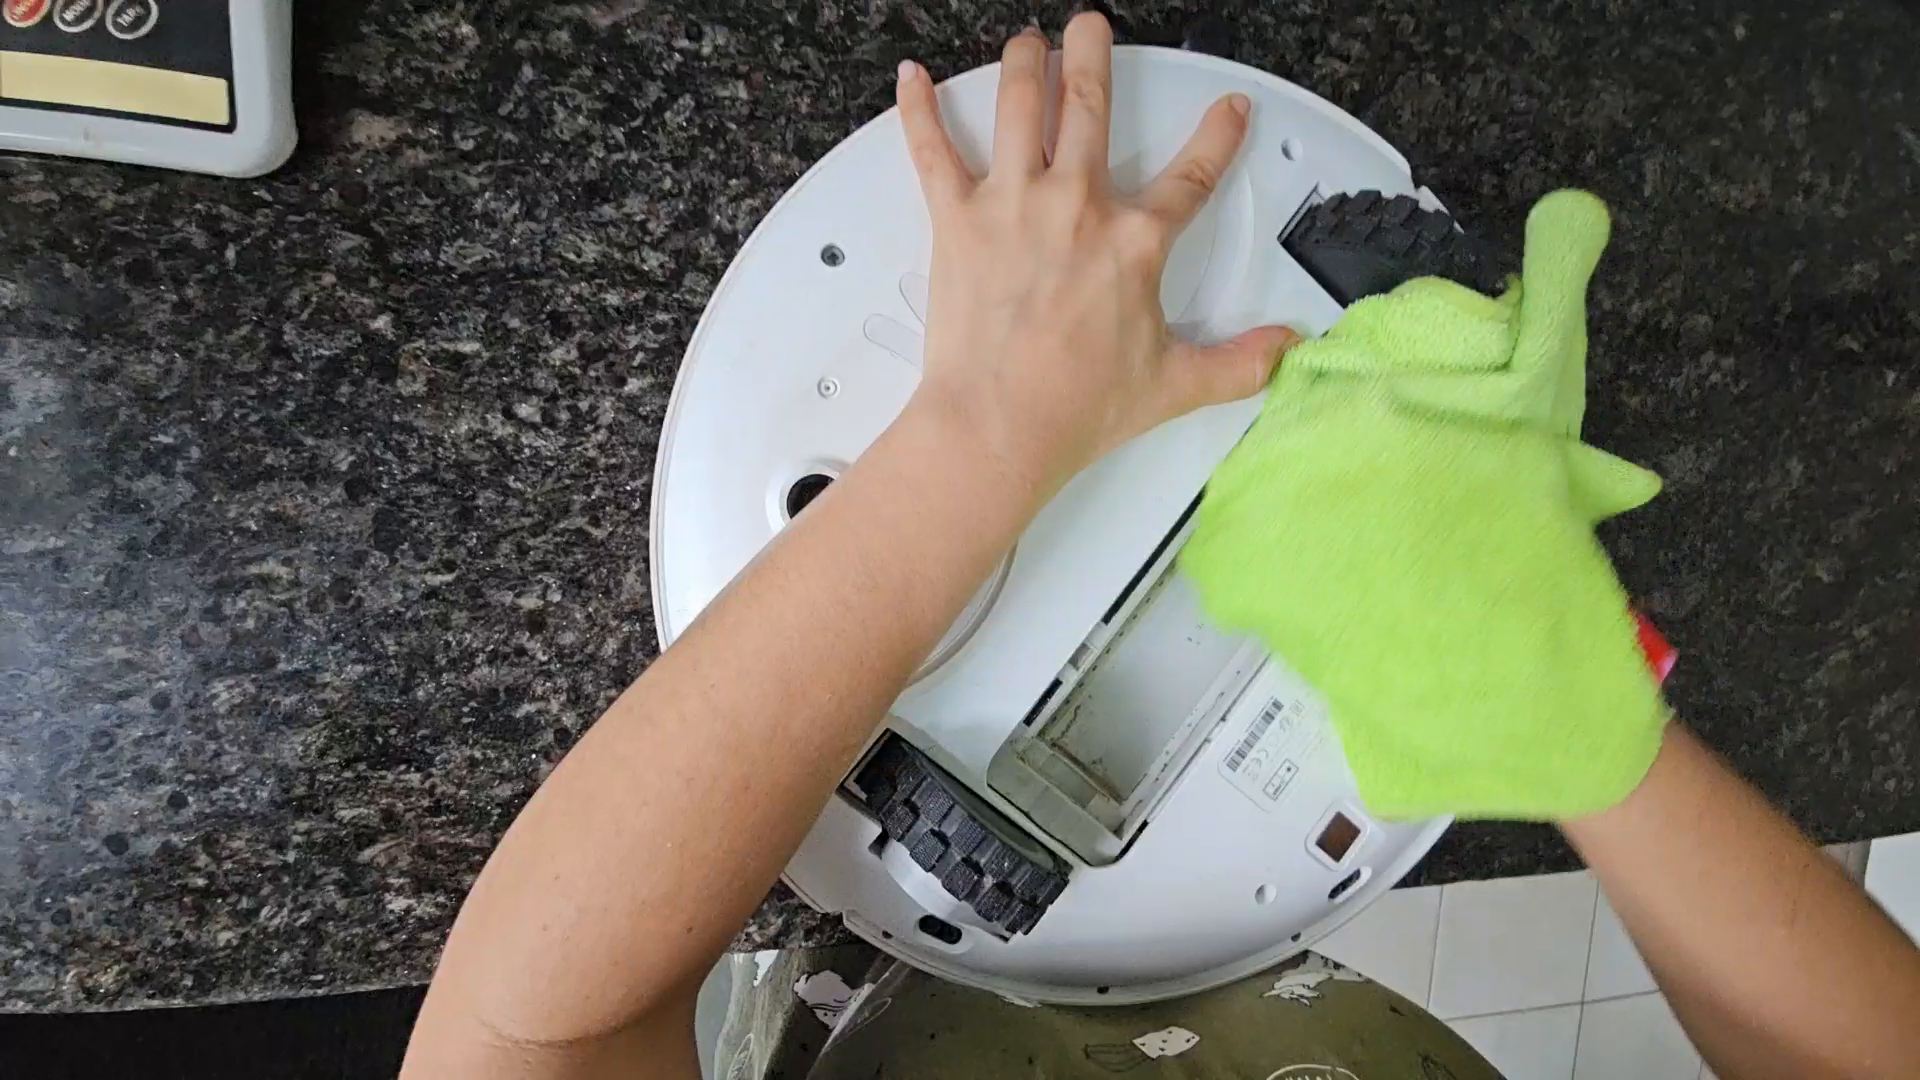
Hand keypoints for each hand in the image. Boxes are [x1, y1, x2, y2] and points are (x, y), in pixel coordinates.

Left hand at [894, 13, 1298, 496]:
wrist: (1001, 425)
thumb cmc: (1076, 407)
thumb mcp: (1174, 386)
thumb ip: (1238, 364)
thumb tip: (1287, 349)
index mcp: (1133, 242)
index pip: (1191, 177)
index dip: (1216, 139)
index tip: (1227, 111)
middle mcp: (1075, 205)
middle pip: (1088, 107)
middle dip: (1091, 57)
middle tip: (1090, 28)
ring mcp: (1012, 205)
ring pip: (1019, 106)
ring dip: (1025, 64)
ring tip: (1027, 43)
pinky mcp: (957, 223)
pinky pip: (933, 151)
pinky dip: (920, 111)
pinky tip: (913, 81)